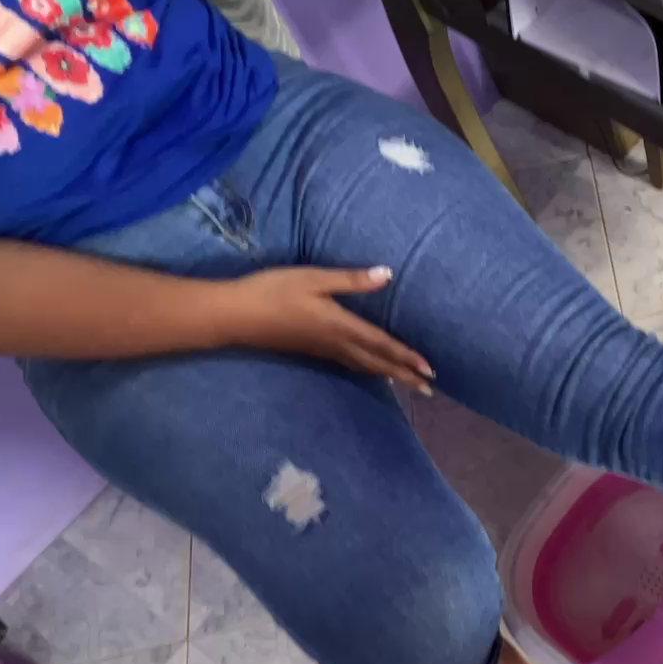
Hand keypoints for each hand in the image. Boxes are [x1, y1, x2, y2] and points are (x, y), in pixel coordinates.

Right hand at [223, 265, 434, 393]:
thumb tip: (387, 274)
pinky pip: (350, 365)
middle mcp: (338, 344)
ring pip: (366, 367)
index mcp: (342, 327)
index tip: (429, 371)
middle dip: (406, 376)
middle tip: (430, 389)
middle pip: (379, 363)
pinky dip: (369, 370)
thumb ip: (351, 280)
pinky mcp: (312, 351)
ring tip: (409, 384)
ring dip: (390, 375)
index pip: (383, 345)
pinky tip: (372, 370)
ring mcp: (325, 350)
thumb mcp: (313, 279)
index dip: (408, 358)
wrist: (232, 315)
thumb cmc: (272, 291)